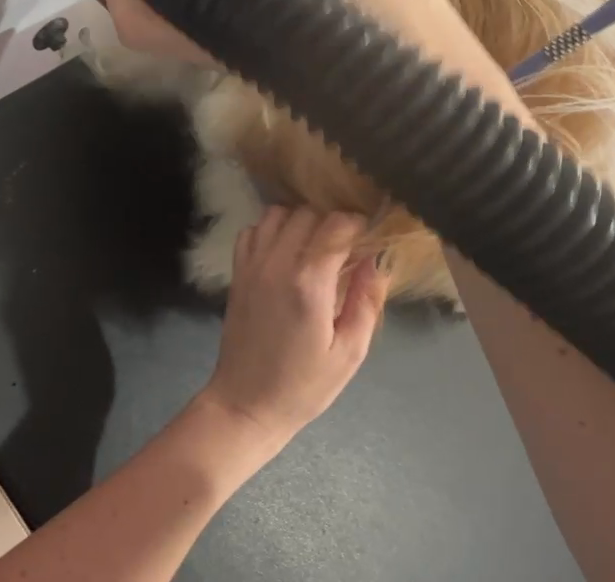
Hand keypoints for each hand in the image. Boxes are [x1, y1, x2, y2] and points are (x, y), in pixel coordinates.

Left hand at [194, 206, 388, 448]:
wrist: (245, 402)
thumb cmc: (304, 385)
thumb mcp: (350, 352)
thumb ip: (366, 300)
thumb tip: (378, 259)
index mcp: (309, 283)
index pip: (336, 226)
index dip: (357, 225)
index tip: (369, 239)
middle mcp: (277, 263)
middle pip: (307, 213)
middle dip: (331, 222)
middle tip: (346, 247)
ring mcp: (252, 264)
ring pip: (277, 213)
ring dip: (300, 221)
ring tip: (316, 247)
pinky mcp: (237, 271)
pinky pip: (253, 230)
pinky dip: (271, 230)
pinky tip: (286, 252)